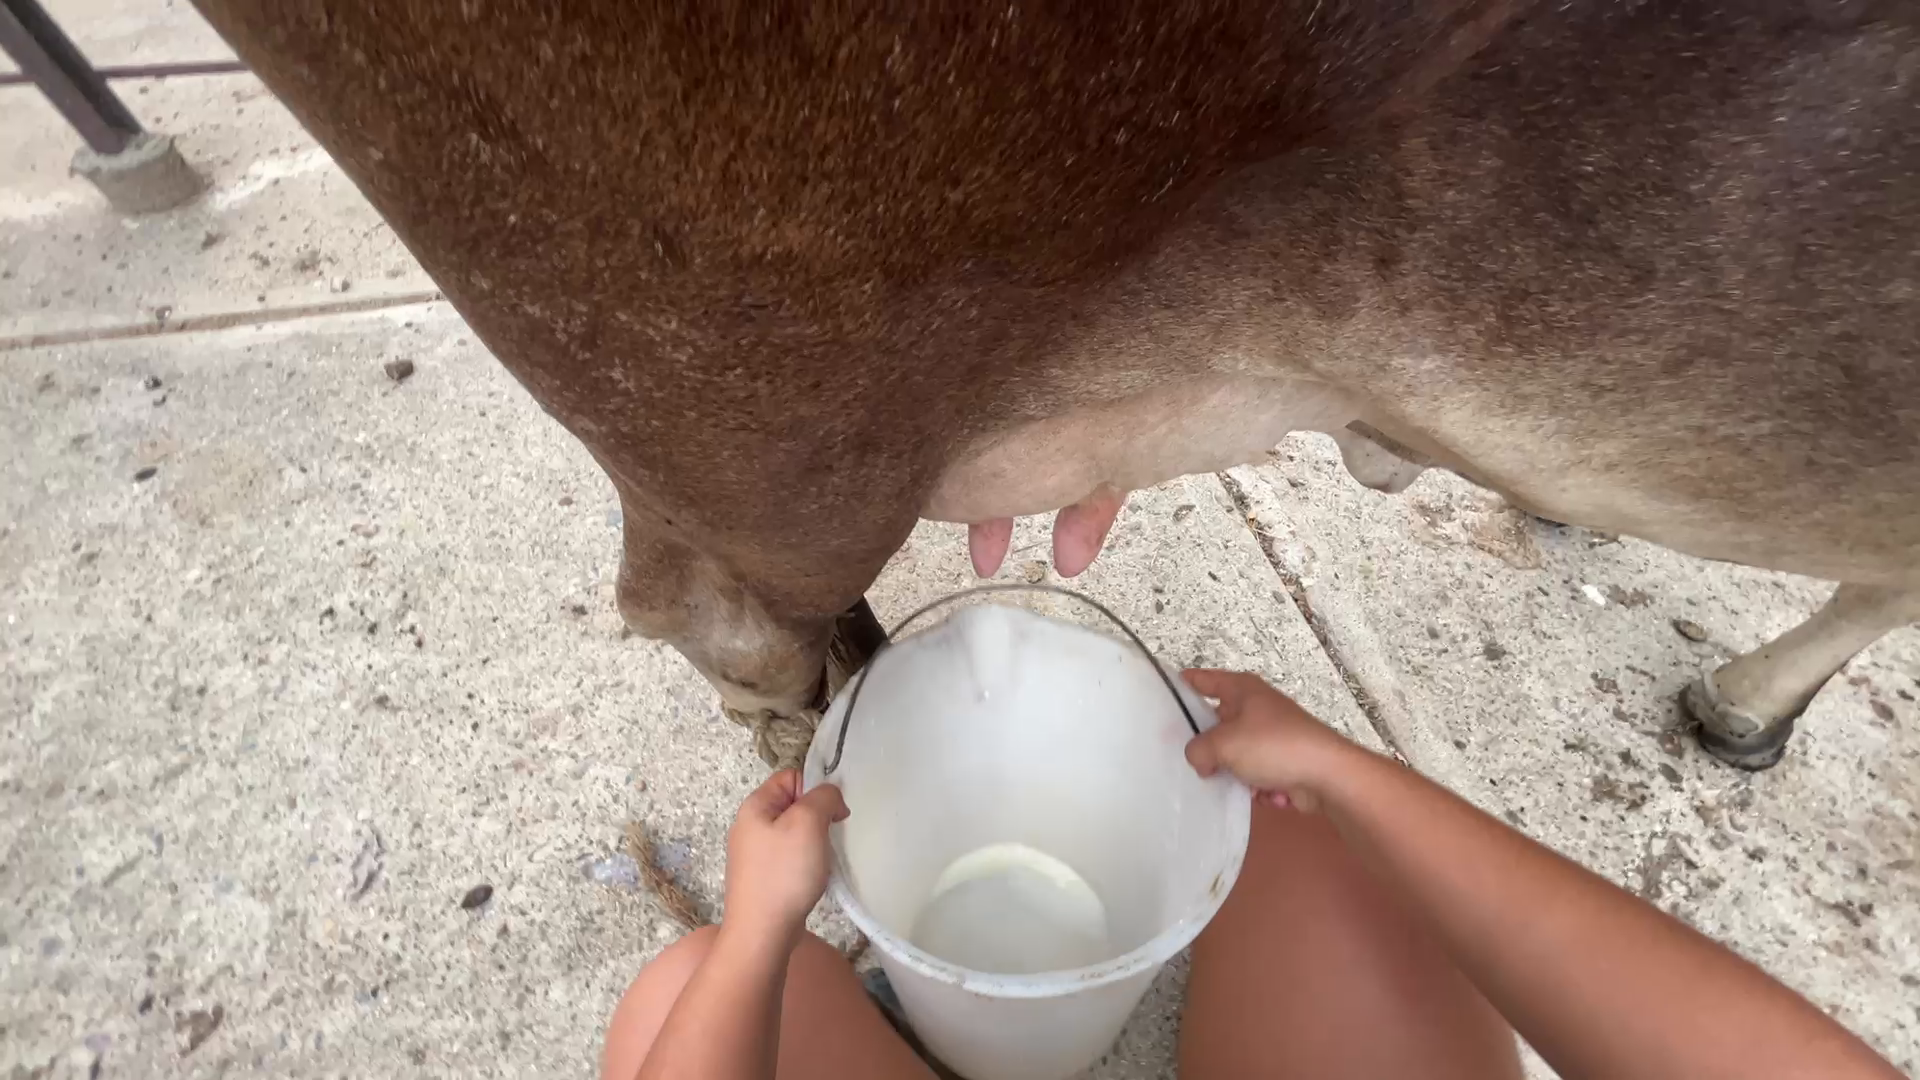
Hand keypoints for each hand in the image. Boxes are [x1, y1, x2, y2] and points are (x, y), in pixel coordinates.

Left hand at [722, 770, 848, 941]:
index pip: (792, 776)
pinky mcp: (762, 877)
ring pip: (794, 831)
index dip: (815, 789)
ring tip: (820, 860)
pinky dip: (805, 861)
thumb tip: (830, 798)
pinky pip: (790, 855)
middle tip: (828, 836)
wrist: (762, 934)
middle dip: (817, 816)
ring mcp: (754, 853)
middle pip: (794, 803)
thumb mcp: (808, 822)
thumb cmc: (784, 873)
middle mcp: (750, 825)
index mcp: (755, 805)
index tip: (831, 813)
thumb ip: (824, 796)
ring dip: (814, 841)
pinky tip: (811, 877)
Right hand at [1182, 670, 1356, 810]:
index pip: (1202, 679)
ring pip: (1237, 752)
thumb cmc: (1273, 747)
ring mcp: (1273, 735)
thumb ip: (1197, 751)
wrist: (1329, 776)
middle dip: (1208, 744)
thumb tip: (1199, 760)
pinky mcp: (1287, 761)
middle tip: (1192, 757)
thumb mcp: (1222, 745)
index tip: (1161, 697)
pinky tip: (1265, 793)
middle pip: (1218, 722)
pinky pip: (1258, 772)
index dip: (1181, 685)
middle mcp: (1257, 707)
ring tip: (1235, 783)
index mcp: (1242, 689)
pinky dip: (1259, 785)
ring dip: (1235, 771)